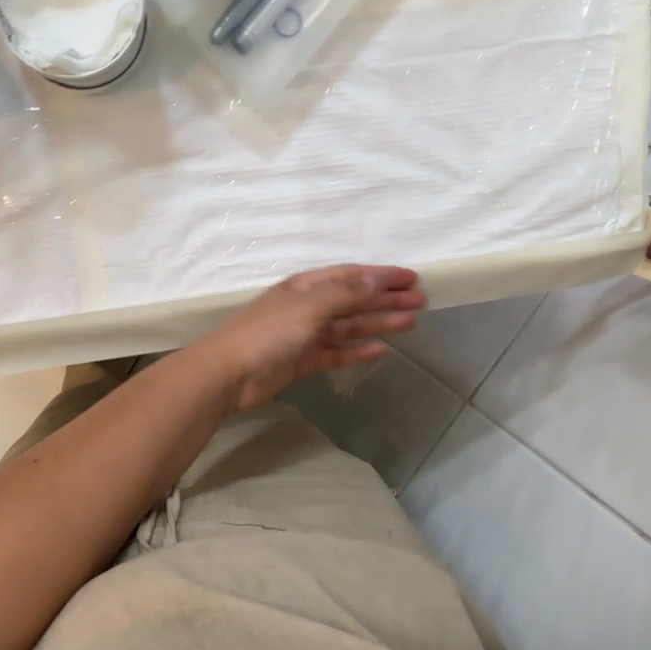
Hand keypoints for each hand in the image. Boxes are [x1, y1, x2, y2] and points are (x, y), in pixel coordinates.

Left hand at [189, 265, 426, 411]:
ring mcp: (305, 335)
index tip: (413, 278)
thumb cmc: (267, 333)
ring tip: (411, 322)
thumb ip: (344, 294)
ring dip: (378, 323)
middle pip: (354, 300)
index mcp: (306, 286)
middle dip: (386, 299)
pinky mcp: (303, 361)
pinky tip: (381, 350)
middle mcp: (308, 307)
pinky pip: (337, 352)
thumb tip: (376, 280)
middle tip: (421, 302)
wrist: (229, 373)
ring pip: (349, 327)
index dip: (382, 276)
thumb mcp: (309, 306)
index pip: (352, 276)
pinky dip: (358, 350)